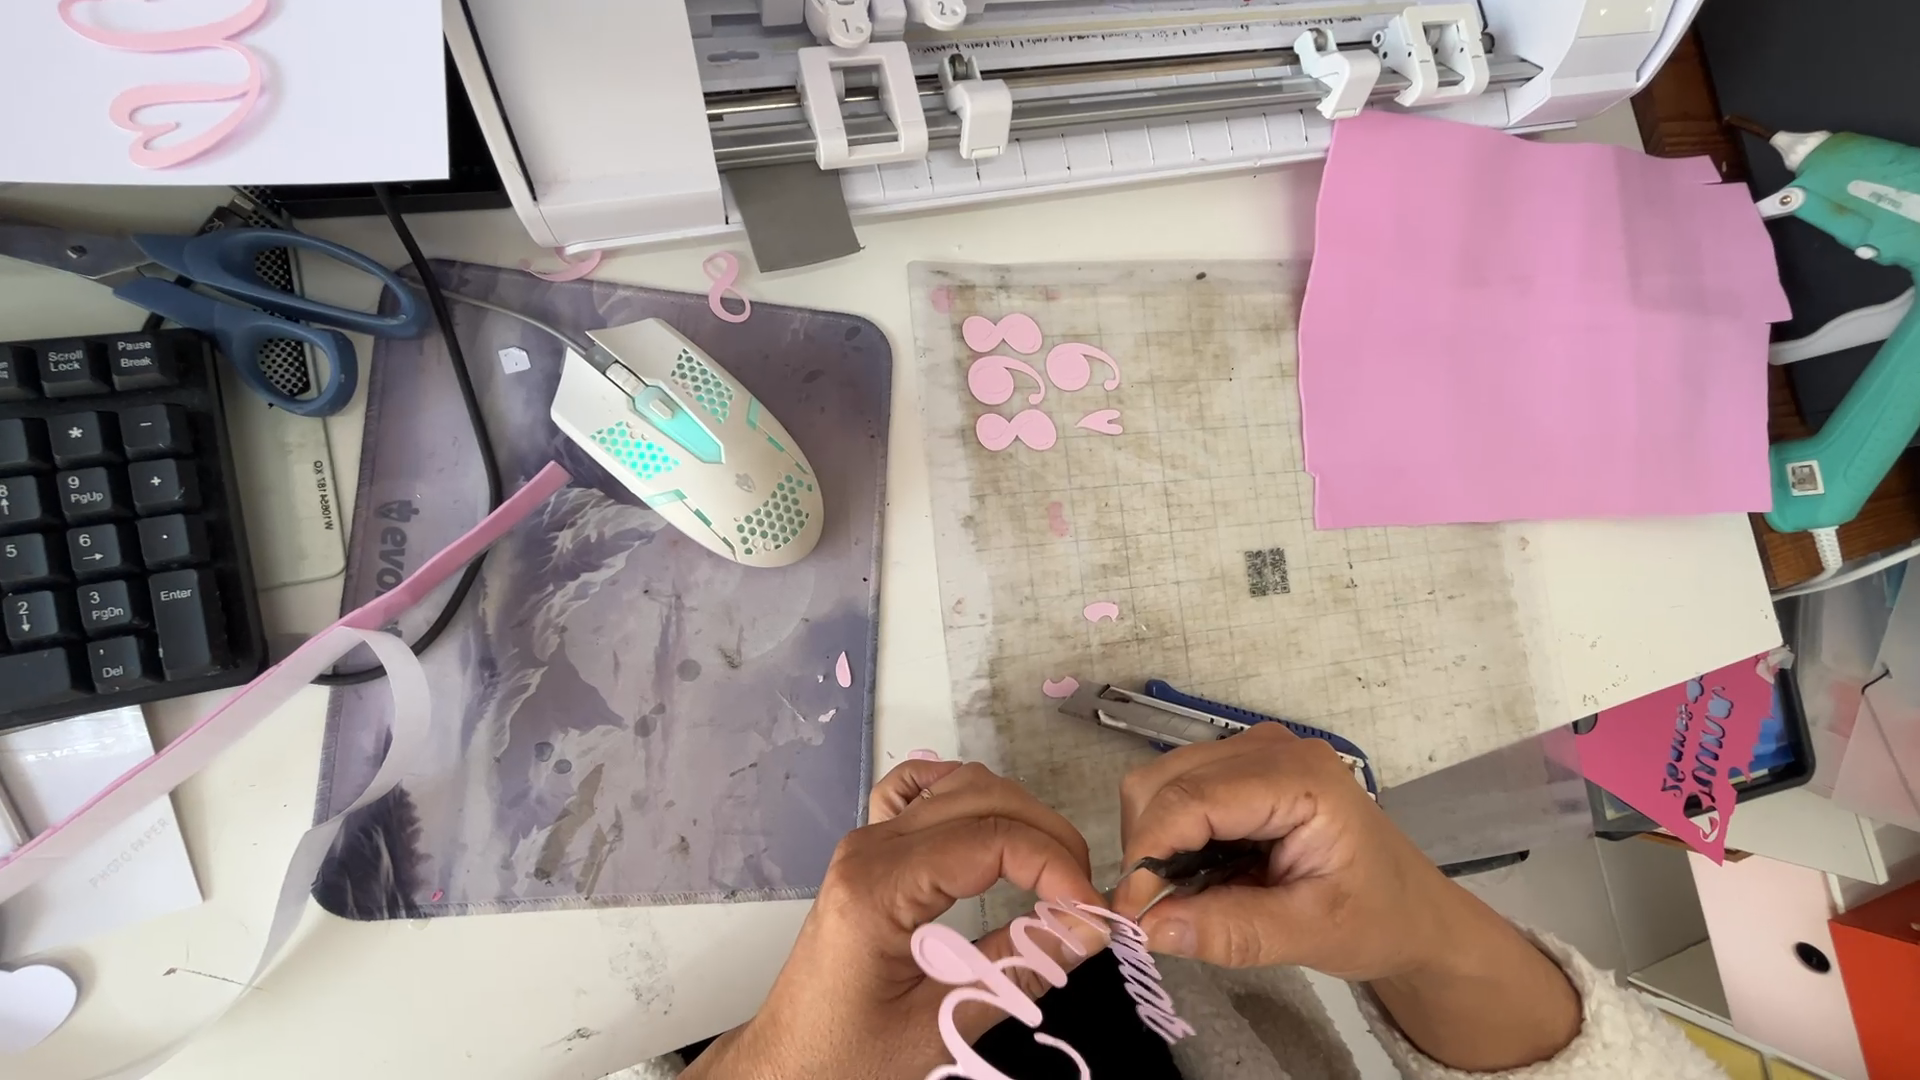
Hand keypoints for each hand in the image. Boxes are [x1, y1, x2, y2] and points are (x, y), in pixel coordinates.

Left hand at [685, 759, 1108, 1079]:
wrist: (785, 1062)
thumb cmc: (848, 1057)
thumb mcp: (938, 1028)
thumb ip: (1016, 969)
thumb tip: (1088, 927)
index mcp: (879, 885)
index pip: (987, 839)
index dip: (1052, 863)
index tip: (1093, 908)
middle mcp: (872, 842)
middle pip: (980, 797)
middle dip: (1045, 835)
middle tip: (1082, 895)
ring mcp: (869, 835)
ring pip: (958, 782)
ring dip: (1016, 813)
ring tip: (1051, 868)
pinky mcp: (872, 844)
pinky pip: (920, 788)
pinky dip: (965, 792)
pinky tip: (989, 822)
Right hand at [1113, 723, 1579, 1069]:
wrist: (1413, 909)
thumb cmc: (1379, 919)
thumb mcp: (1313, 936)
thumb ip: (1231, 931)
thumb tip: (1148, 928)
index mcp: (1298, 776)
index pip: (1193, 797)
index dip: (1150, 850)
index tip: (1129, 910)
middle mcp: (1267, 747)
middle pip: (1165, 780)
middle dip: (1146, 845)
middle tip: (1155, 908)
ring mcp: (1249, 749)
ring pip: (1160, 780)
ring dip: (1153, 839)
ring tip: (1184, 890)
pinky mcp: (1236, 763)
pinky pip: (1174, 787)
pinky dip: (1167, 832)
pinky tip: (1196, 868)